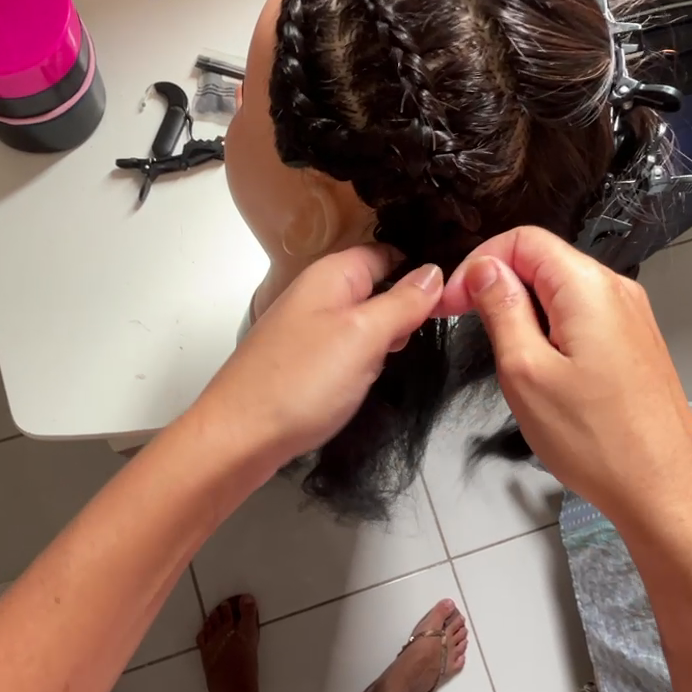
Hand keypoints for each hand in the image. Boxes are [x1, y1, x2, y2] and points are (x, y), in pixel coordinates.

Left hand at [191, 244, 441, 469]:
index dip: (420, 269)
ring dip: (383, 341)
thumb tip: (434, 271)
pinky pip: (345, 350)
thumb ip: (402, 302)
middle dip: (405, 311)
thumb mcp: (365, 336)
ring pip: (364, 323)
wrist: (238, 439)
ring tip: (386, 365)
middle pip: (377, 288)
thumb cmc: (302, 382)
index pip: (388, 252)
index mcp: (331, 274)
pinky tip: (363, 383)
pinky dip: (362, 363)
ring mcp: (307, 330)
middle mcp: (317, 294)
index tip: (453, 295)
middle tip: (417, 339)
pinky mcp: (303, 362)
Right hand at [436, 227, 691, 532]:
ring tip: (502, 355)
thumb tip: (484, 270)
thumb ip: (501, 310)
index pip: (522, 240)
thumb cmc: (597, 439)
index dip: (477, 263)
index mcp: (588, 287)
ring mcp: (629, 317)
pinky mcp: (633, 344)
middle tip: (463, 325)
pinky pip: (580, 317)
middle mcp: (616, 291)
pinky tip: (537, 367)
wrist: (665, 490)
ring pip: (560, 291)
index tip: (450, 303)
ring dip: (520, 310)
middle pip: (542, 260)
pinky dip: (548, 328)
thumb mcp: (526, 371)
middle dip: (496, 285)